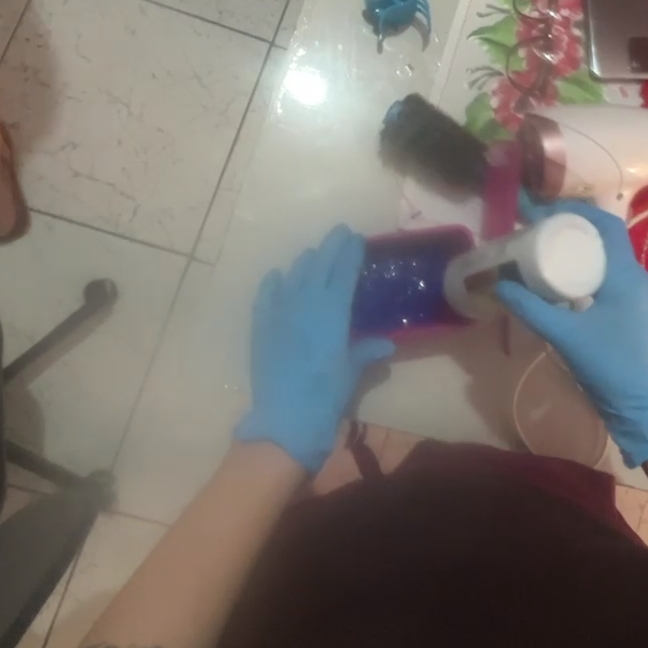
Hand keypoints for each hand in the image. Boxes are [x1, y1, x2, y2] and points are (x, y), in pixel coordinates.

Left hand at [234, 225, 393, 472]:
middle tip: (339, 232)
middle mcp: (307, 301)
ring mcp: (281, 311)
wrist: (287, 416)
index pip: (345, 270)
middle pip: (320, 264)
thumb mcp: (353, 370)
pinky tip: (277, 276)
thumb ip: (367, 351)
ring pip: (294, 275)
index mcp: (334, 308)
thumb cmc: (328, 392)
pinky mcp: (261, 326)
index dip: (352, 252)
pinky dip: (273, 283)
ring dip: (305, 262)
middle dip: (331, 246)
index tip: (357, 238)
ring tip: (313, 254)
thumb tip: (386, 343)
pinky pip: (266, 296)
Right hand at [496, 200, 647, 467]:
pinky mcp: (633, 308)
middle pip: (605, 238)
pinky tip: (562, 276)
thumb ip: (532, 309)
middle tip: (537, 226)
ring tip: (545, 246)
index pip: (606, 226)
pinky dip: (586, 266)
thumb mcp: (565, 336)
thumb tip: (499, 284)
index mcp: (626, 276)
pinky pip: (609, 274)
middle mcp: (636, 277)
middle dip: (572, 227)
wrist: (642, 405)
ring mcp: (638, 293)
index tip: (545, 210)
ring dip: (579, 247)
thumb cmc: (608, 367)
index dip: (577, 211)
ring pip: (607, 256)